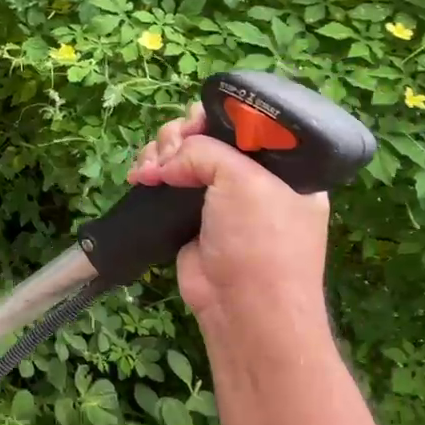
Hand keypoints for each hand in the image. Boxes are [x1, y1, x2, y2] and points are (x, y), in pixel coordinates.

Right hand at [126, 103, 330, 327]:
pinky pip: (164, 176)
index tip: (193, 126)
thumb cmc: (259, 241)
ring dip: (157, 154)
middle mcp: (253, 181)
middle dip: (177, 137)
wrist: (243, 304)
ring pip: (178, 153)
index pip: (245, 126)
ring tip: (148, 172)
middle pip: (204, 136)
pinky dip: (148, 171)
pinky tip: (139, 178)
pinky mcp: (190, 212)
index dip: (214, 120)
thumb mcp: (243, 180)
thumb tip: (167, 159)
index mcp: (285, 172)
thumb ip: (203, 151)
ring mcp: (220, 198)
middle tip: (168, 154)